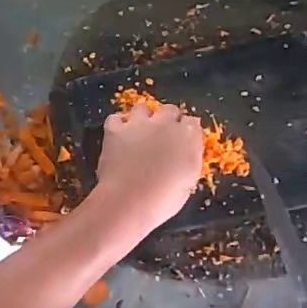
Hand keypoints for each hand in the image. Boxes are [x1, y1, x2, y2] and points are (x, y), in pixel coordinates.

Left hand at [93, 104, 205, 229]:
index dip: (186, 130)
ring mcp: (138, 124)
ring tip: (138, 131)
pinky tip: (117, 135)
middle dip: (167, 119)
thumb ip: (189, 157)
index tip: (181, 139)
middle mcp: (165, 124)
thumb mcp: (189, 179)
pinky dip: (116, 125)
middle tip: (161, 135)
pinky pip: (114, 118)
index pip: (192, 122)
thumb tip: (184, 151)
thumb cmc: (165, 198)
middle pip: (169, 110)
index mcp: (188, 136)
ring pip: (142, 108)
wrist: (130, 200)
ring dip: (142, 117)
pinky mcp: (115, 130)